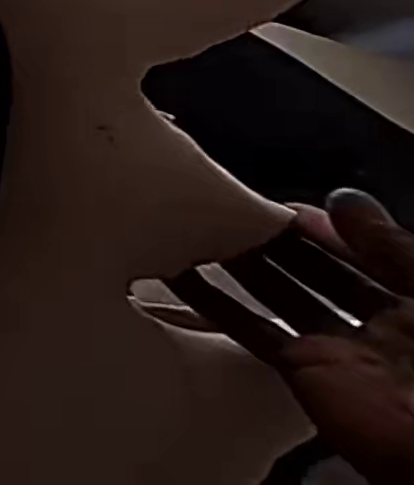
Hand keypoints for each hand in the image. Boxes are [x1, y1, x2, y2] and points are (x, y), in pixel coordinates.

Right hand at [169, 190, 413, 483]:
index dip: (327, 227)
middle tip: (220, 209)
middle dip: (270, 240)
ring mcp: (341, 349)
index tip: (279, 205)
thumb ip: (394, 248)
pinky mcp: (305, 370)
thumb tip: (346, 200)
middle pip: (313, 270)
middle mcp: (385, 327)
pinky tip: (178, 274)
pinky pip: (247, 328)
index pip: (368, 254)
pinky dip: (210, 302)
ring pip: (274, 293)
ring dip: (233, 263)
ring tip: (188, 230)